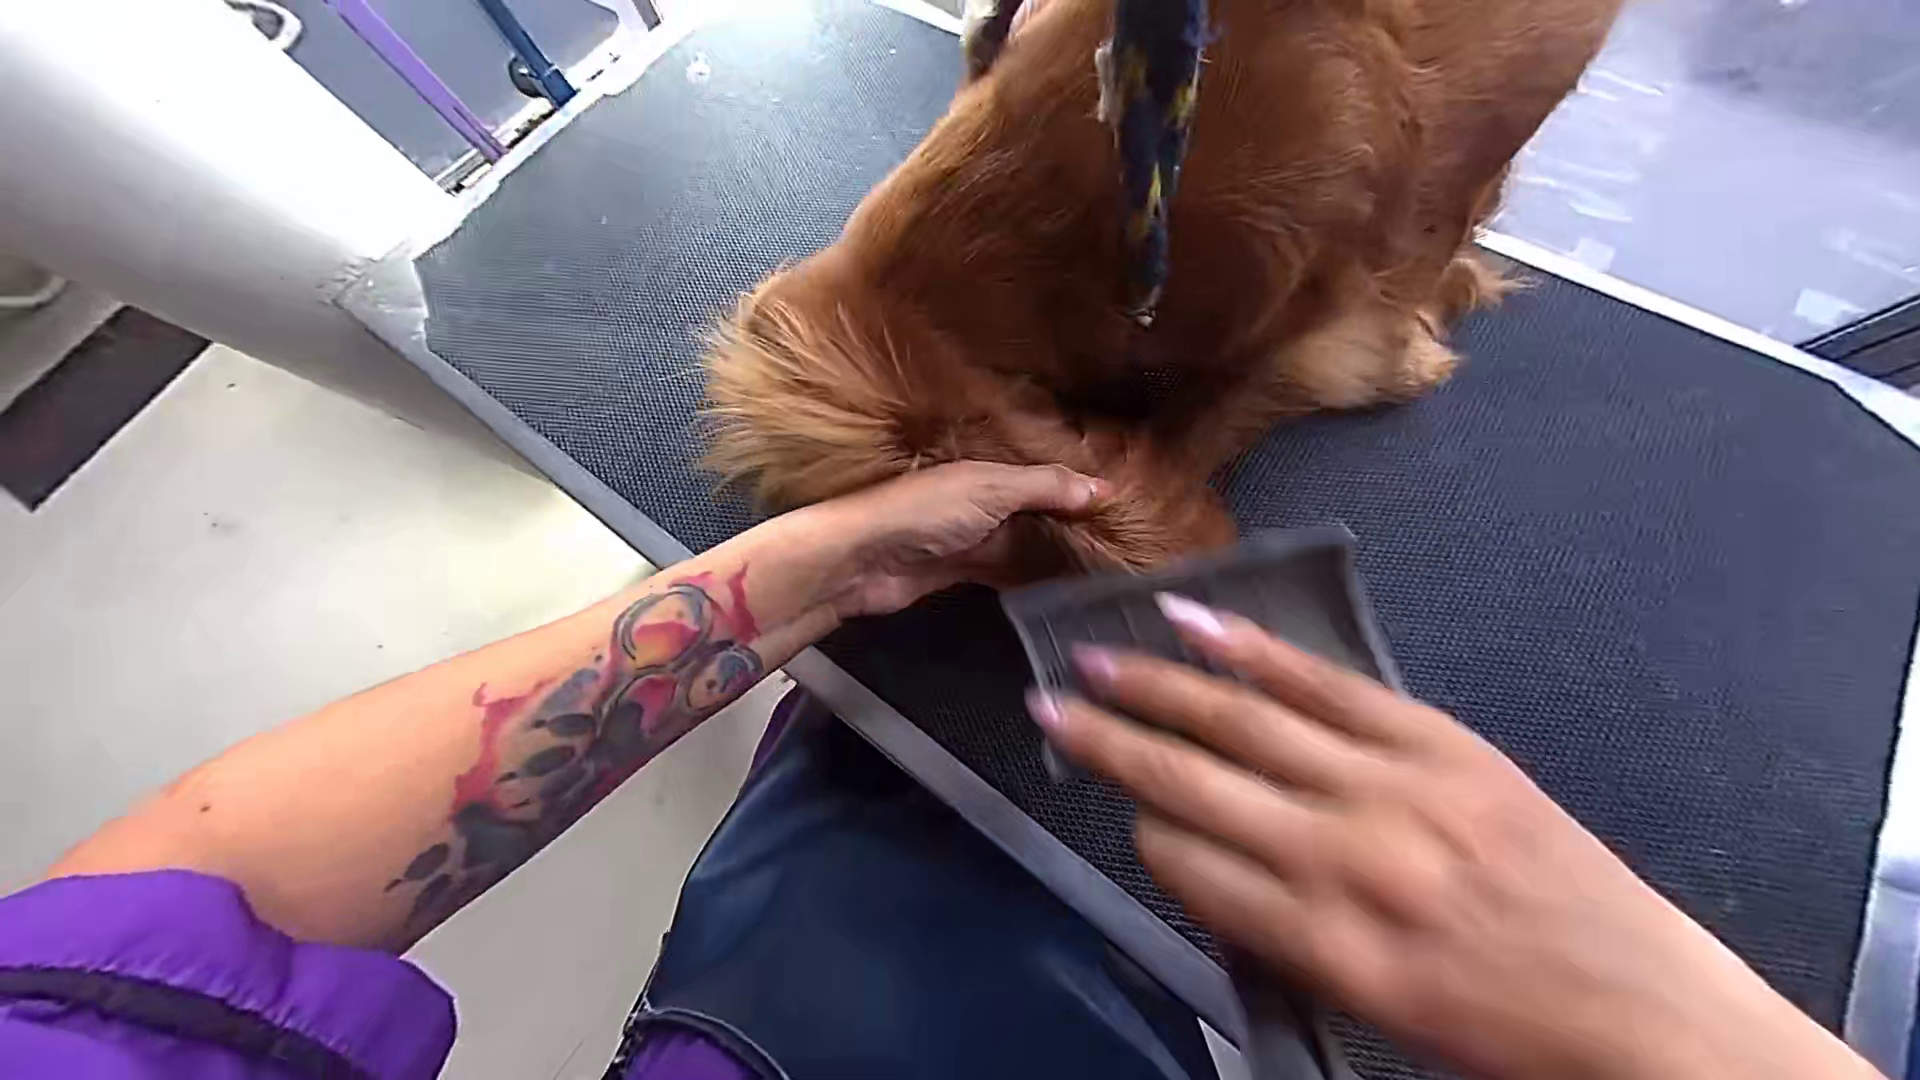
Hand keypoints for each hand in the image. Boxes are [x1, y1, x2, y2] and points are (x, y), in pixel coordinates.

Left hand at [786, 461, 1103, 618]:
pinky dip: (1030, 579)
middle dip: (1071, 524)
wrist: (860, 560)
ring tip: (1103, 567)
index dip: (1079, 489)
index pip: (1044, 477)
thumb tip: (1103, 487)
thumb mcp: (989, 489)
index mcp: (987, 472)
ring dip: (1054, 554)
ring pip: (1023, 545)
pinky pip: (1005, 574)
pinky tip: (1061, 588)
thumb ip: (1044, 487)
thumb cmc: (923, 513)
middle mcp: (982, 502)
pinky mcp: (960, 574)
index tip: (1124, 507)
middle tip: (1124, 544)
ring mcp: (971, 539)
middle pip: (1036, 513)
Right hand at [1032, 596, 1881, 1079]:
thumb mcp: (1355, 1003)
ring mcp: (1389, 786)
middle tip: (1046, 701)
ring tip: (1094, 658)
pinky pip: (1317, 681)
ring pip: (1238, 719)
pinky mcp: (1431, 738)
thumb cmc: (1483, 1024)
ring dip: (1152, 684)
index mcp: (1319, 943)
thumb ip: (1257, 920)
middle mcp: (1341, 858)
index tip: (1120, 802)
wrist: (1650, 1020)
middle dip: (1104, 738)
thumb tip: (1178, 841)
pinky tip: (1188, 619)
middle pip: (1187, 779)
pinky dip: (1245, 648)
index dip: (1139, 826)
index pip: (1182, 861)